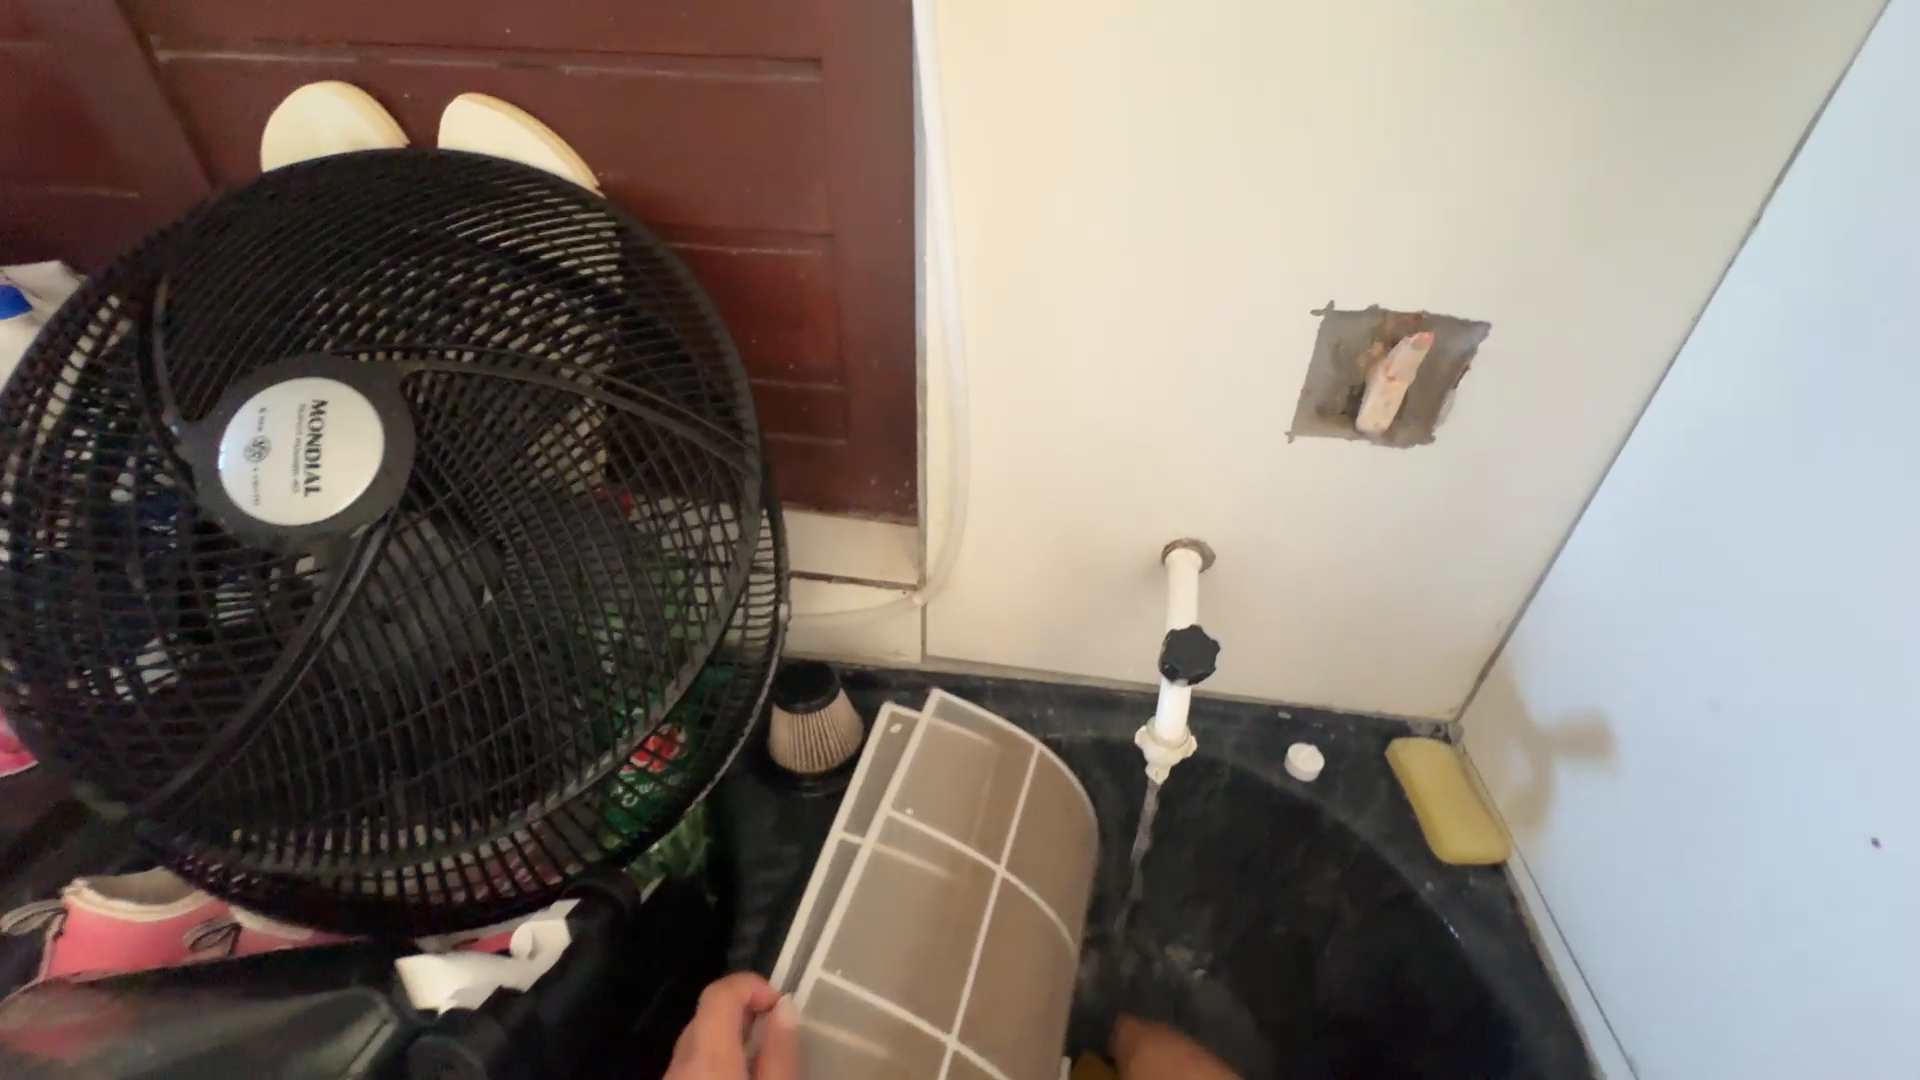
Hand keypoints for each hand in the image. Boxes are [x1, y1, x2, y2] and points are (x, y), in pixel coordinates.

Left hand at [665, 972, 799, 1079]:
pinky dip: (711, 1064)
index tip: (778, 1005)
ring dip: (727, 1041)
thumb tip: (784, 1006)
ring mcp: (670, 1079)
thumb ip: (780, 1051)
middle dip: (742, 1015)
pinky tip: (734, 1078)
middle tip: (773, 1034)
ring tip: (758, 1064)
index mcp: (707, 1056)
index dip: (751, 986)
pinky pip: (688, 1068)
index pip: (719, 993)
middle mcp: (679, 1064)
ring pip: (696, 1044)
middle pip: (706, 1017)